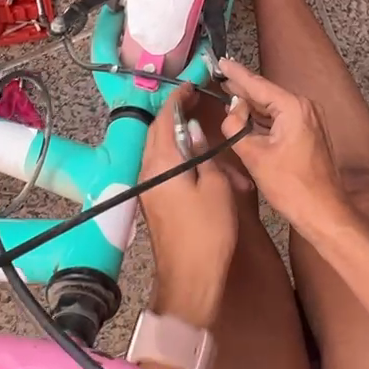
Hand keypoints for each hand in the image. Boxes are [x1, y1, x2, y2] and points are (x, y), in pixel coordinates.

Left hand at [138, 86, 237, 326]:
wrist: (191, 282)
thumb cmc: (207, 232)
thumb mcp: (216, 186)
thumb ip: (203, 153)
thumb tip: (192, 132)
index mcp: (161, 161)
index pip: (165, 118)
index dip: (178, 98)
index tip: (192, 86)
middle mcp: (149, 171)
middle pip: (159, 133)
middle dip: (178, 115)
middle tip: (200, 104)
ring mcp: (150, 189)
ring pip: (165, 153)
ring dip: (187, 144)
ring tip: (220, 152)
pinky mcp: (156, 203)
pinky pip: (168, 171)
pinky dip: (186, 163)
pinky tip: (213, 174)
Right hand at [218, 60, 348, 234]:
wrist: (324, 212)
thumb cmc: (292, 187)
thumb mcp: (255, 156)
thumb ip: (236, 128)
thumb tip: (230, 110)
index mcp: (293, 107)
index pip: (257, 84)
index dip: (236, 73)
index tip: (220, 61)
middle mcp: (305, 106)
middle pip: (266, 93)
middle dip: (242, 88)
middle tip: (219, 77)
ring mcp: (310, 118)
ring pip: (273, 106)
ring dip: (251, 104)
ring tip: (228, 95)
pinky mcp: (309, 131)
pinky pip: (281, 117)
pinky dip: (263, 118)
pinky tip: (247, 117)